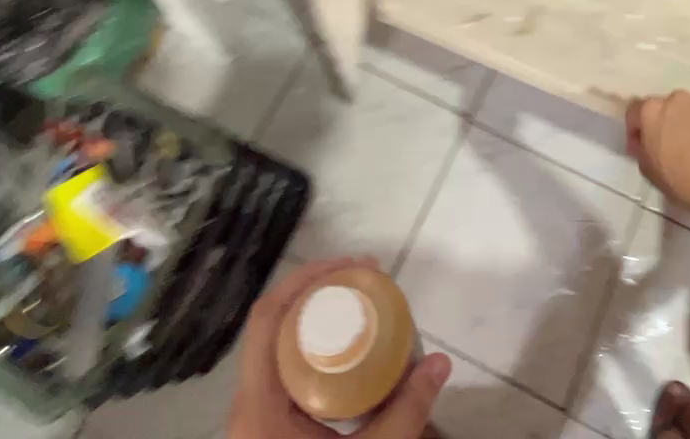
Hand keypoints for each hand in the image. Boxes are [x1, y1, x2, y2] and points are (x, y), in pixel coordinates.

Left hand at [228, 257, 451, 438]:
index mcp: (258, 407)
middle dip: (319, 290)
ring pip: (278, 347)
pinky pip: (286, 371)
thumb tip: (442, 361)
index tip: (354, 267)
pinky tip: (349, 351)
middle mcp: (248, 405)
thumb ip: (405, 413)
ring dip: (316, 317)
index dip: (305, 280)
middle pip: (273, 324)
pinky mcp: (268, 430)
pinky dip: (316, 348)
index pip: (267, 319)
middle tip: (367, 277)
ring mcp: (255, 419)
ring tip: (361, 303)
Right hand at [626, 92, 689, 230]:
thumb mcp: (646, 168)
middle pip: (662, 107)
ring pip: (686, 109)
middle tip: (668, 145)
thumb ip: (640, 147)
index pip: (634, 112)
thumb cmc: (679, 179)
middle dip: (662, 122)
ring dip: (684, 121)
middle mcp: (674, 99)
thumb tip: (644, 141)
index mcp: (650, 111)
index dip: (636, 129)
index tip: (641, 146)